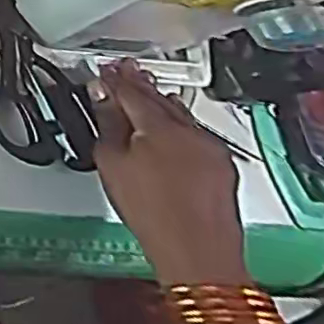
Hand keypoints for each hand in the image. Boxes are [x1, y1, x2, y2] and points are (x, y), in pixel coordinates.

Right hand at [90, 58, 248, 284]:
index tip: (102, 70)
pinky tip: (170, 120)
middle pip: (157, 97)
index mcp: (160, 126)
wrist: (197, 254)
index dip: (112, 79)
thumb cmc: (151, 211)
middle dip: (137, 82)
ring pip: (178, 112)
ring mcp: (210, 148)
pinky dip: (177, 120)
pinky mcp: (222, 166)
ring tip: (143, 89)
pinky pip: (195, 130)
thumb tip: (101, 96)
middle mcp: (190, 131)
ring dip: (158, 99)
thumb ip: (106, 122)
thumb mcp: (111, 162)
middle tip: (122, 69)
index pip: (130, 91)